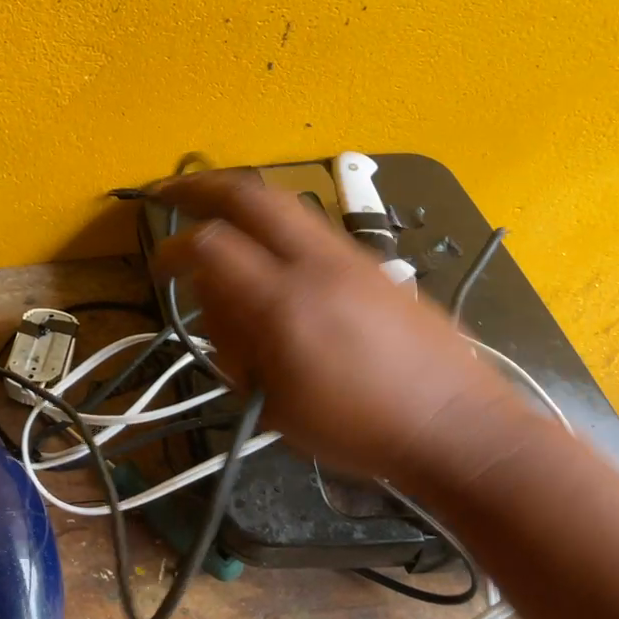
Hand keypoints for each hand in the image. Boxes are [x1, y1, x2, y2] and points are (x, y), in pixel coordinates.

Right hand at [152, 170, 535, 489]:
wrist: (458, 428)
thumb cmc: (359, 431)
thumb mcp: (275, 403)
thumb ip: (236, 343)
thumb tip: (214, 297)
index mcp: (285, 305)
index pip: (211, 246)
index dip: (173, 247)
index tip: (160, 264)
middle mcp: (317, 265)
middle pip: (249, 196)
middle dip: (200, 187)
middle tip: (170, 192)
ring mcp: (351, 257)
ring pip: (284, 202)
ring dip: (241, 203)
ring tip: (217, 219)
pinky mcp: (374, 264)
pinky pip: (312, 225)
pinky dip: (276, 224)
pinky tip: (269, 255)